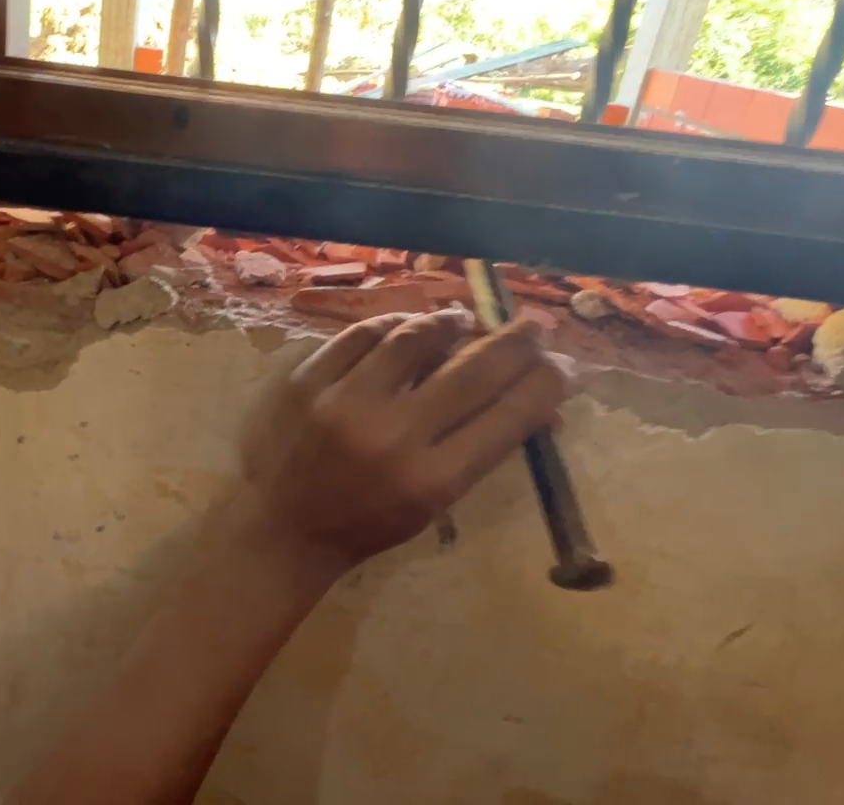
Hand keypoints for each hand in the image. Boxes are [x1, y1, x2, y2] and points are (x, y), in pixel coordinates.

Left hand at [238, 309, 568, 574]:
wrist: (280, 526)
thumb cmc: (363, 523)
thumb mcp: (429, 505)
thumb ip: (474, 453)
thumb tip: (531, 404)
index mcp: (431, 481)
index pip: (507, 419)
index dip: (544, 386)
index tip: (563, 365)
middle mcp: (392, 436)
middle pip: (470, 372)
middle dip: (513, 343)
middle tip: (532, 325)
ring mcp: (343, 402)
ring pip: (413, 339)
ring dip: (448, 322)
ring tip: (463, 318)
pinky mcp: (306, 380)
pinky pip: (359, 336)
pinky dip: (391, 324)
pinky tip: (407, 323)